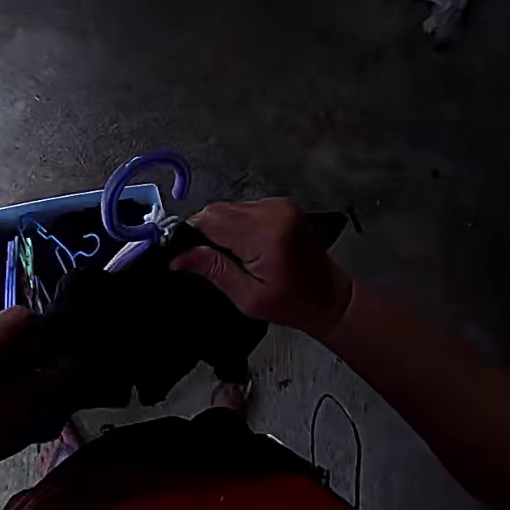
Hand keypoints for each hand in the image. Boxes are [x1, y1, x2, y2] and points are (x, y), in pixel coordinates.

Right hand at [171, 199, 354, 338]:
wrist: (329, 297)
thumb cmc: (294, 303)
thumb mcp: (247, 297)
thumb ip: (214, 270)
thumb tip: (179, 257)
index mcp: (266, 235)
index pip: (210, 220)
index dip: (191, 236)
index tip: (186, 255)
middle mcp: (273, 213)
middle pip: (216, 210)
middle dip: (205, 233)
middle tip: (210, 261)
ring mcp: (278, 207)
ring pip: (227, 208)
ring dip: (220, 229)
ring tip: (233, 257)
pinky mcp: (279, 206)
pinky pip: (242, 209)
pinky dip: (235, 226)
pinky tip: (244, 247)